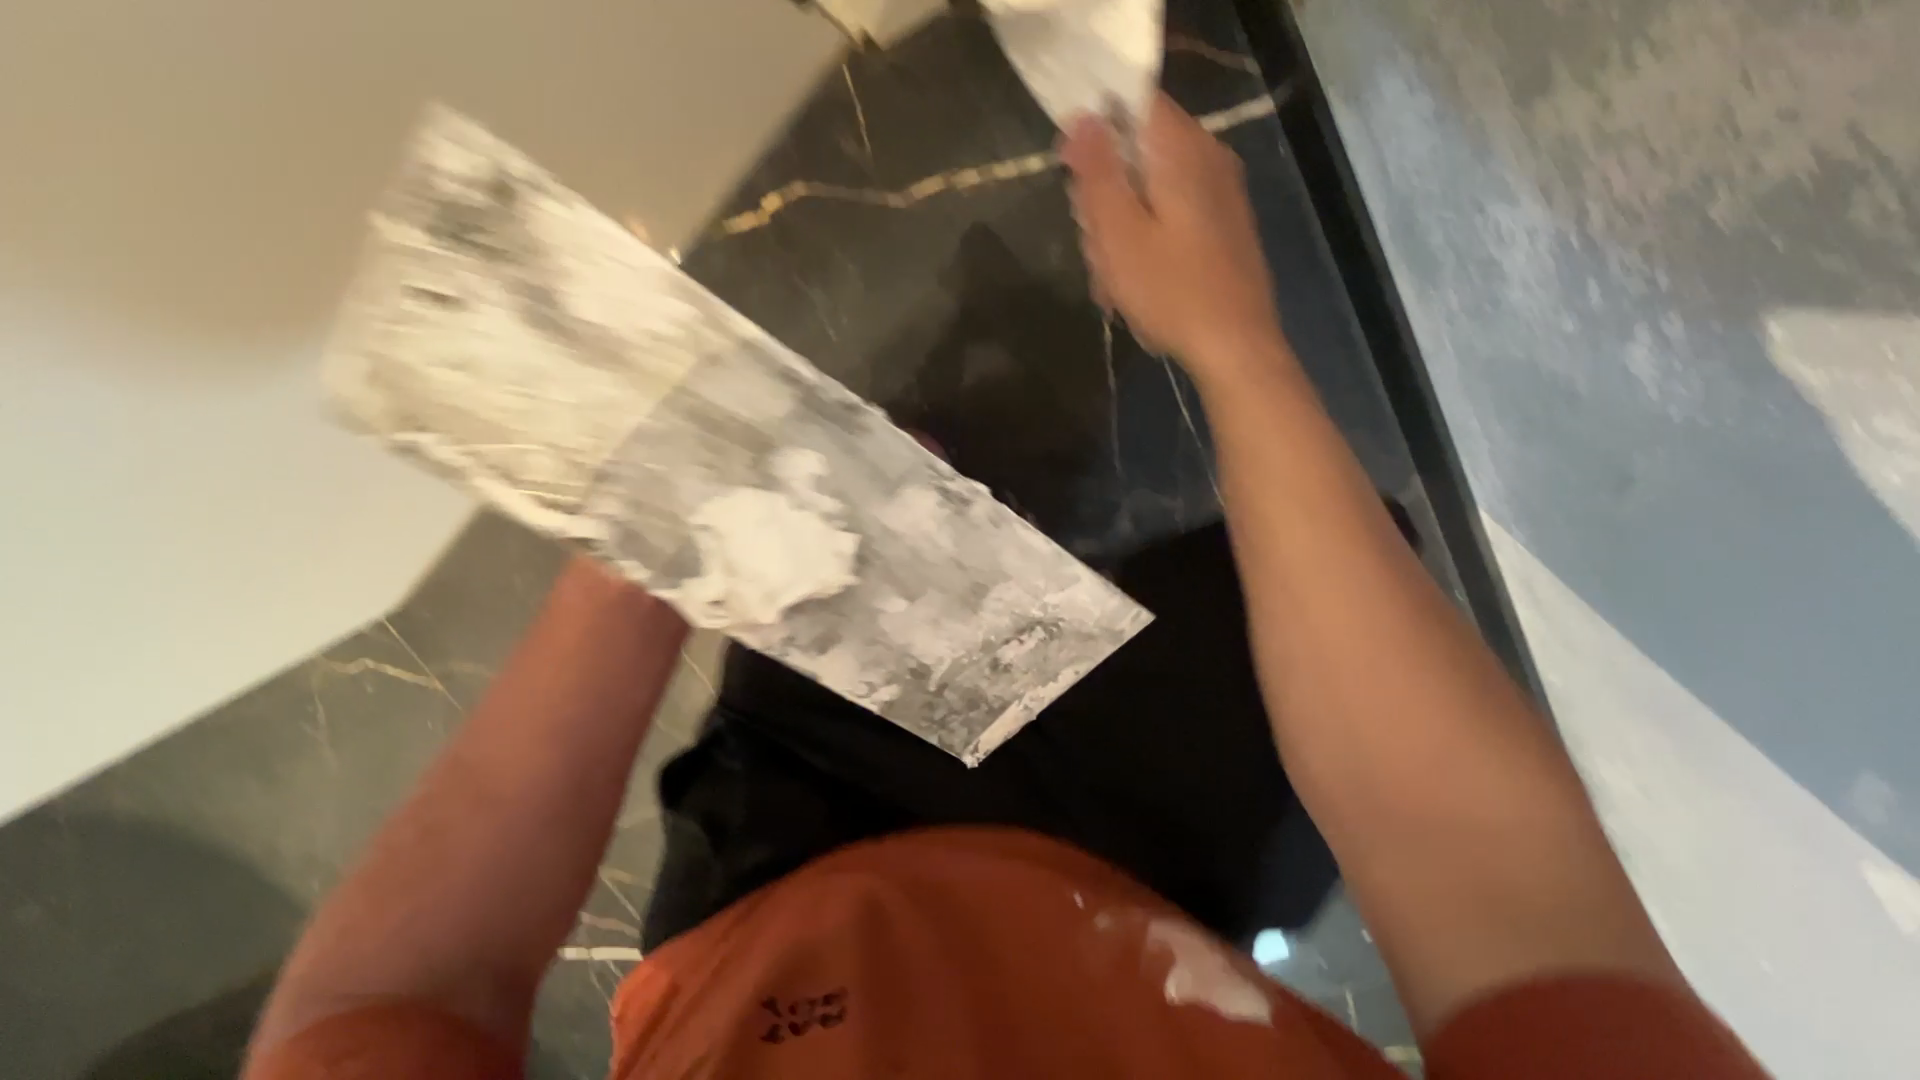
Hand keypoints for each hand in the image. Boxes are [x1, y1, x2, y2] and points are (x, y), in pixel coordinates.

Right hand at [1061, 94, 1285, 381]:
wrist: (1236, 346)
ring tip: (1113, 281)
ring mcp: (1221, 192)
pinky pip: (1173, 215)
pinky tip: (1138, 283)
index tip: (1072, 172)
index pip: (1134, 101)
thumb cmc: (1171, 292)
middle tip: (1096, 248)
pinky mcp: (1225, 225)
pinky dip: (1148, 241)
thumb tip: (1082, 117)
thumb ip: (1097, 172)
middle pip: (1139, 151)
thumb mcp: (1118, 234)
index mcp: (1181, 149)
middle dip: (1107, 194)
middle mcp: (1208, 157)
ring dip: (1123, 228)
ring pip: (1152, 189)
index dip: (1095, 128)